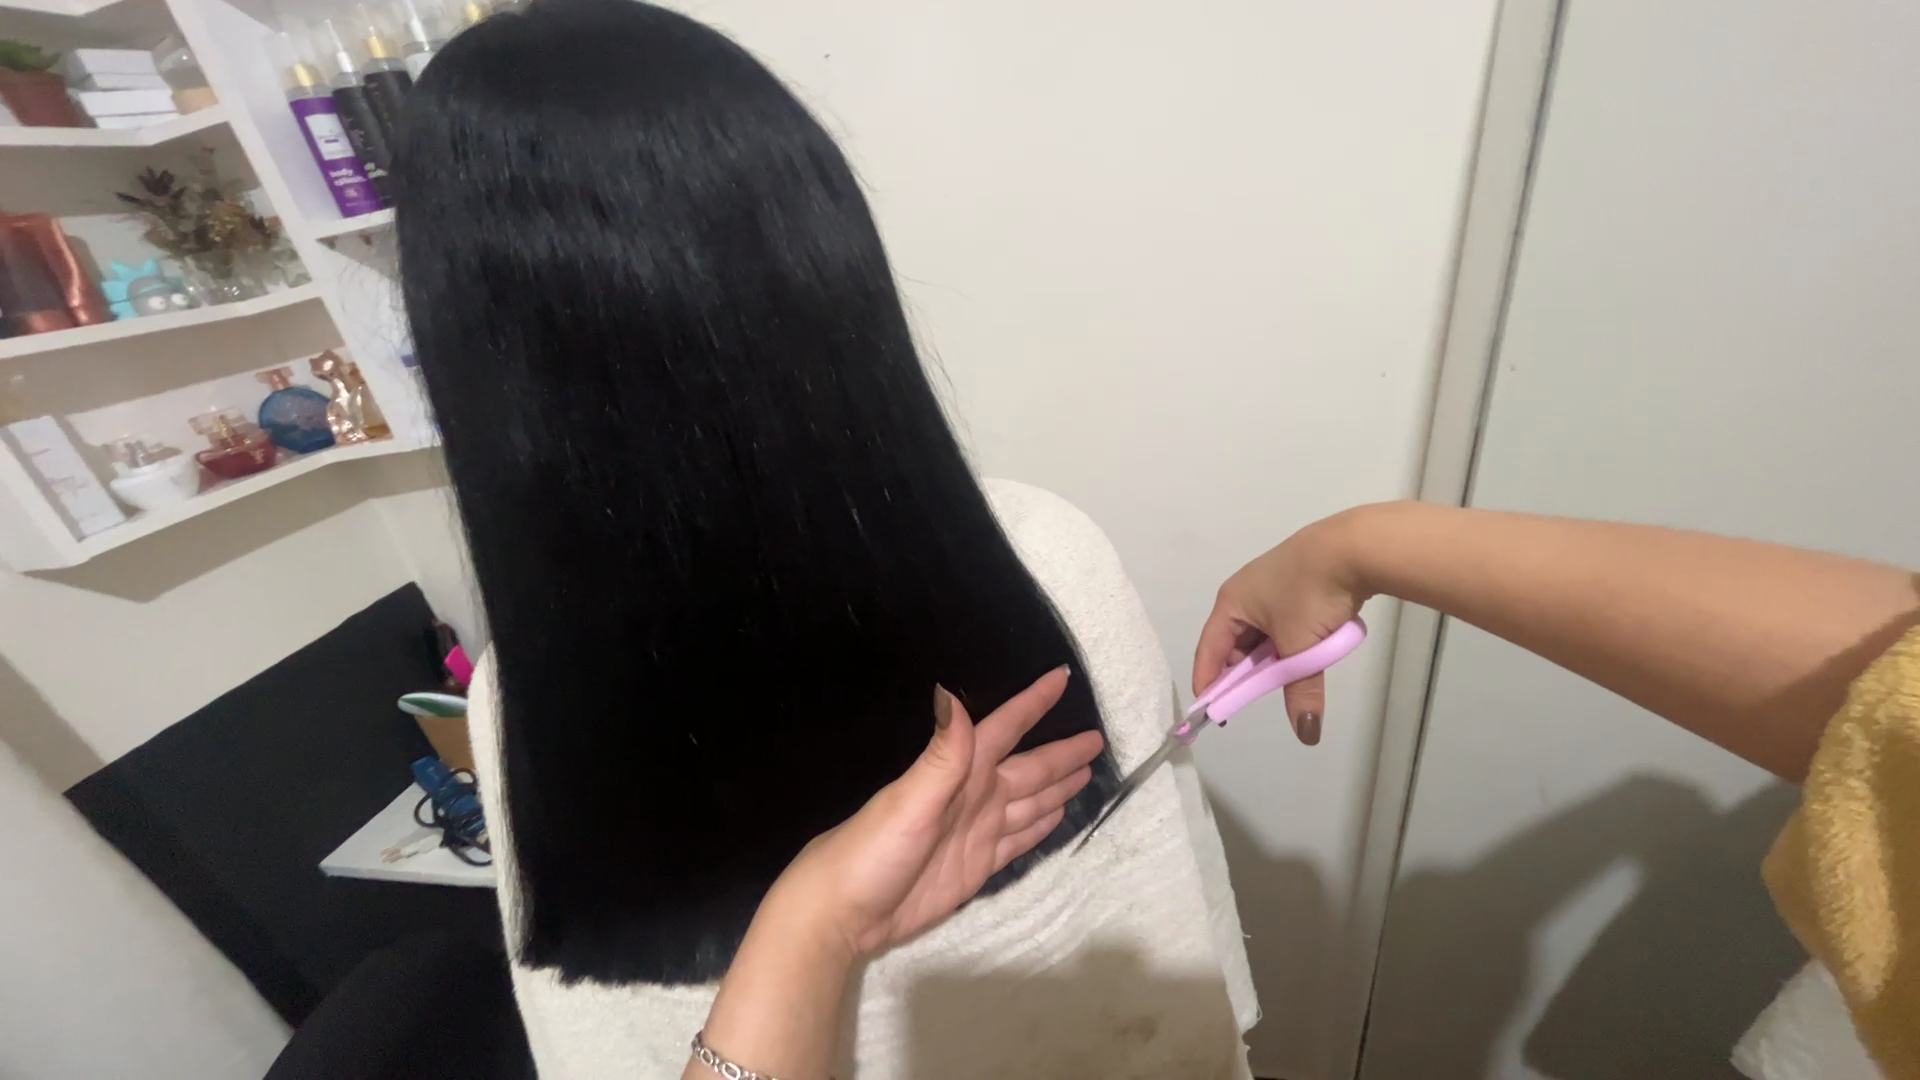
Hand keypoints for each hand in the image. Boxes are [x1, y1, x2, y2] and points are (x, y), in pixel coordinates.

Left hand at [765, 668, 1104, 959]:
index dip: (1033, 703)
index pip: (1006, 728)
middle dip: (1062, 753)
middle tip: (1097, 738)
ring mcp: (978, 830)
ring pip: (1029, 800)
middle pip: (1029, 768)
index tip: (1061, 677)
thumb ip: (943, 755)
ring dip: (1057, 786)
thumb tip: (954, 694)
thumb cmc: (876, 848)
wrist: (847, 909)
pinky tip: (1057, 814)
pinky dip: (1040, 824)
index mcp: (961, 771)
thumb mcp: (911, 800)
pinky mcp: (978, 864)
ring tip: (1085, 771)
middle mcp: (974, 794)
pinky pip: (1019, 838)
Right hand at [1192, 508, 1376, 744]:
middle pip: (1234, 642)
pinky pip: (1280, 622)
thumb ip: (1300, 690)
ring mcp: (1270, 585)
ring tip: (1282, 680)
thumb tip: (1306, 733)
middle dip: (1242, 672)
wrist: (1354, 546)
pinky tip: (1303, 654)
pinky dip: (1286, 643)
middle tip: (1252, 699)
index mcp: (1231, 603)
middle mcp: (1243, 593)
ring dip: (1268, 658)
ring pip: (1261, 633)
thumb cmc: (1310, 594)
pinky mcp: (1295, 583)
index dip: (1209, 680)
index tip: (1211, 709)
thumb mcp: (1301, 646)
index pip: (1209, 649)